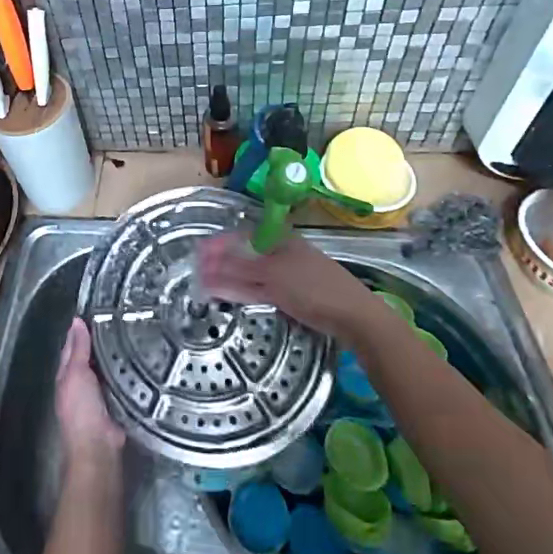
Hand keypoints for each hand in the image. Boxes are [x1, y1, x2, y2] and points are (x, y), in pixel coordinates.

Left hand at [54, 317, 123, 470]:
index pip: (72, 345)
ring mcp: (98, 393)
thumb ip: (78, 349)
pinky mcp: (115, 401)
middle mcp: (80, 382)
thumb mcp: (76, 373)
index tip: (96, 309)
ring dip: (116, 353)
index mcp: (66, 374)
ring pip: (106, 366)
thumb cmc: (81, 407)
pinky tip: (139, 359)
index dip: (80, 329)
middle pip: (90, 356)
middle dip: (101, 340)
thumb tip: (76, 321)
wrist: (98, 445)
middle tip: (119, 318)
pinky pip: (120, 380)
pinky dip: (126, 369)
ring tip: (132, 332)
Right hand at [196, 231, 381, 339]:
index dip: (218, 245)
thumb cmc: (313, 288)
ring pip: (252, 273)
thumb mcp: (271, 277)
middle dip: (221, 263)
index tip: (197, 255)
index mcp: (279, 240)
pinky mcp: (294, 294)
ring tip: (207, 285)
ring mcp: (289, 274)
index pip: (240, 236)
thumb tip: (206, 265)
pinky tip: (231, 295)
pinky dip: (244, 291)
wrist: (355, 317)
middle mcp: (282, 253)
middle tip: (198, 273)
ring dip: (230, 278)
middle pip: (245, 255)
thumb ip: (237, 271)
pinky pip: (261, 288)